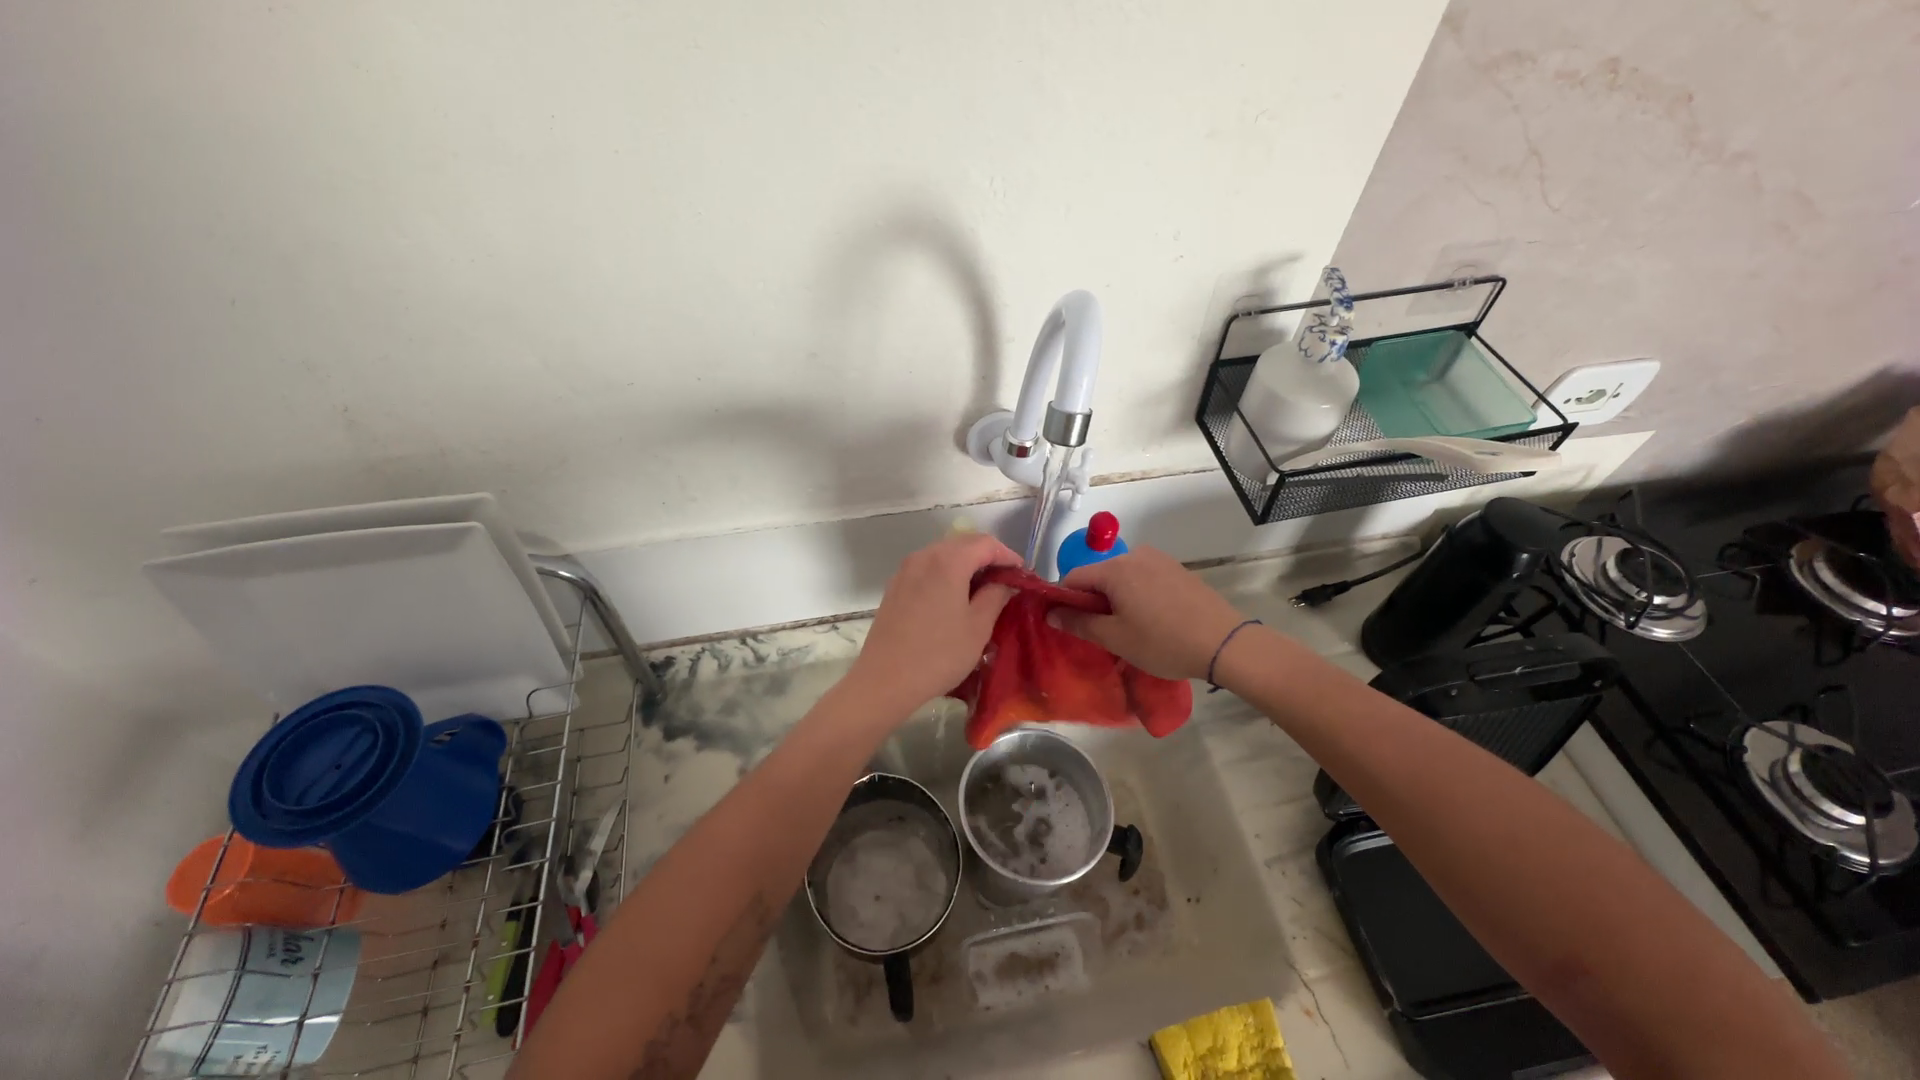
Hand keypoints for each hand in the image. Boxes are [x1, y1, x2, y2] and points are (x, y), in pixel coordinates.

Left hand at [848, 533, 1022, 716]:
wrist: (885, 680)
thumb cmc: (939, 654)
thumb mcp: (978, 627)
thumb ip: (996, 596)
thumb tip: (1005, 583)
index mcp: (948, 561)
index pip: (985, 543)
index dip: (1007, 555)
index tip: (1021, 575)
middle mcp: (924, 556)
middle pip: (963, 543)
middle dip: (987, 557)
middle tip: (1005, 582)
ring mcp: (905, 570)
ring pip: (943, 555)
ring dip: (966, 565)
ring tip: (982, 590)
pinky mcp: (894, 587)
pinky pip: (927, 568)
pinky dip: (945, 574)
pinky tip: (953, 598)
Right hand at [1049, 546, 1248, 680]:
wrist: (1223, 642)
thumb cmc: (1162, 642)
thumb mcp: (1115, 638)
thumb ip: (1079, 623)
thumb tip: (1051, 613)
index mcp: (1114, 569)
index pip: (1073, 579)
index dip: (1064, 602)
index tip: (1069, 626)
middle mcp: (1135, 555)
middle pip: (1099, 576)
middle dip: (1093, 602)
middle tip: (1103, 634)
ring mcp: (1160, 559)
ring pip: (1123, 578)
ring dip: (1117, 599)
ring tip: (1130, 629)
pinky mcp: (1177, 569)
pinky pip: (1144, 579)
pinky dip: (1138, 595)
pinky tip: (1151, 620)